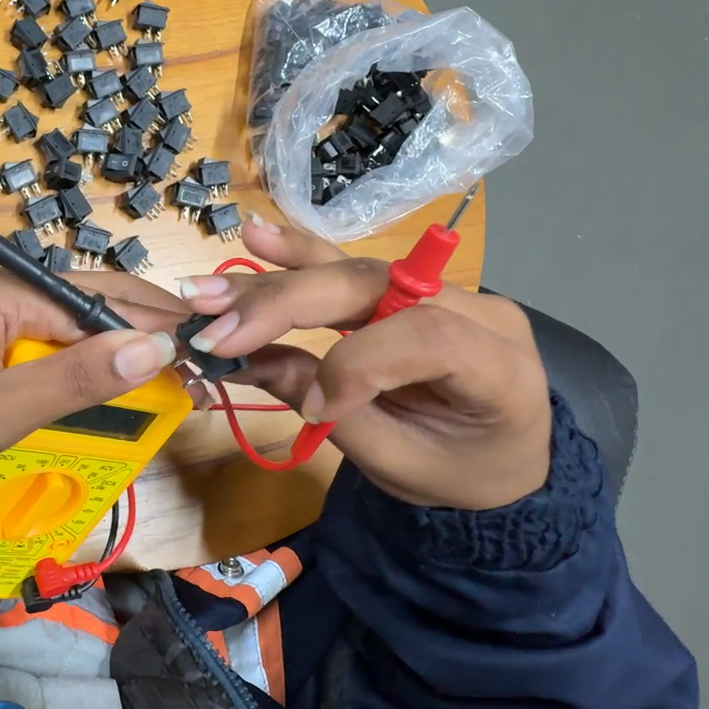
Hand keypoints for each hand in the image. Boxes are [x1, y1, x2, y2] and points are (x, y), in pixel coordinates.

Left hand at [0, 268, 189, 482]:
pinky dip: (87, 371)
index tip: (209, 357)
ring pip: (78, 330)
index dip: (159, 327)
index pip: (107, 300)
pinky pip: (52, 352)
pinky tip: (115, 391)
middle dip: (147, 336)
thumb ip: (77, 380)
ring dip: (121, 356)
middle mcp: (12, 293)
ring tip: (173, 383)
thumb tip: (158, 346)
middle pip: (96, 307)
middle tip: (202, 371)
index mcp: (14, 291)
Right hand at [176, 215, 550, 510]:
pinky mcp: (405, 284)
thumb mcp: (401, 460)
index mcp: (498, 367)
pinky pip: (347, 264)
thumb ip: (336, 411)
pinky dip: (296, 253)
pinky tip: (255, 235)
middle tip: (213, 327)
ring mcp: (440, 289)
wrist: (498, 459)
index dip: (355, 365)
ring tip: (209, 292)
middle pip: (369, 286)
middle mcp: (475, 308)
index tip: (313, 412)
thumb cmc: (457, 472)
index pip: (422, 339)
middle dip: (284, 305)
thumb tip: (248, 364)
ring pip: (346, 271)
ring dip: (272, 282)